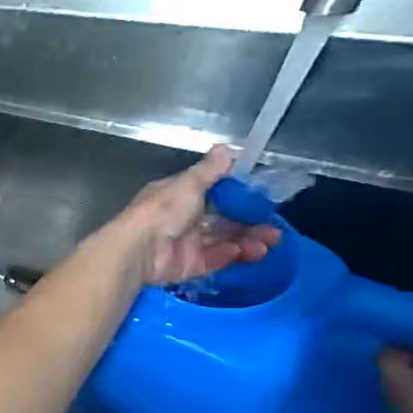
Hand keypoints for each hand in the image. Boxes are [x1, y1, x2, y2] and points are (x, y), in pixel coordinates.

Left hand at [108, 147, 280, 284]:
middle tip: (275, 229)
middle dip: (250, 224)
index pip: (214, 195)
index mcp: (179, 197)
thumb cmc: (162, 211)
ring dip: (248, 240)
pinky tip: (249, 251)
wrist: (137, 250)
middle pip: (222, 221)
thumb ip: (209, 170)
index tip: (263, 199)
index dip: (239, 197)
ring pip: (223, 241)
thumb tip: (227, 147)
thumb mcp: (187, 184)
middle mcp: (183, 219)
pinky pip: (215, 260)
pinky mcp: (188, 265)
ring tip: (270, 242)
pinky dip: (233, 255)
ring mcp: (185, 244)